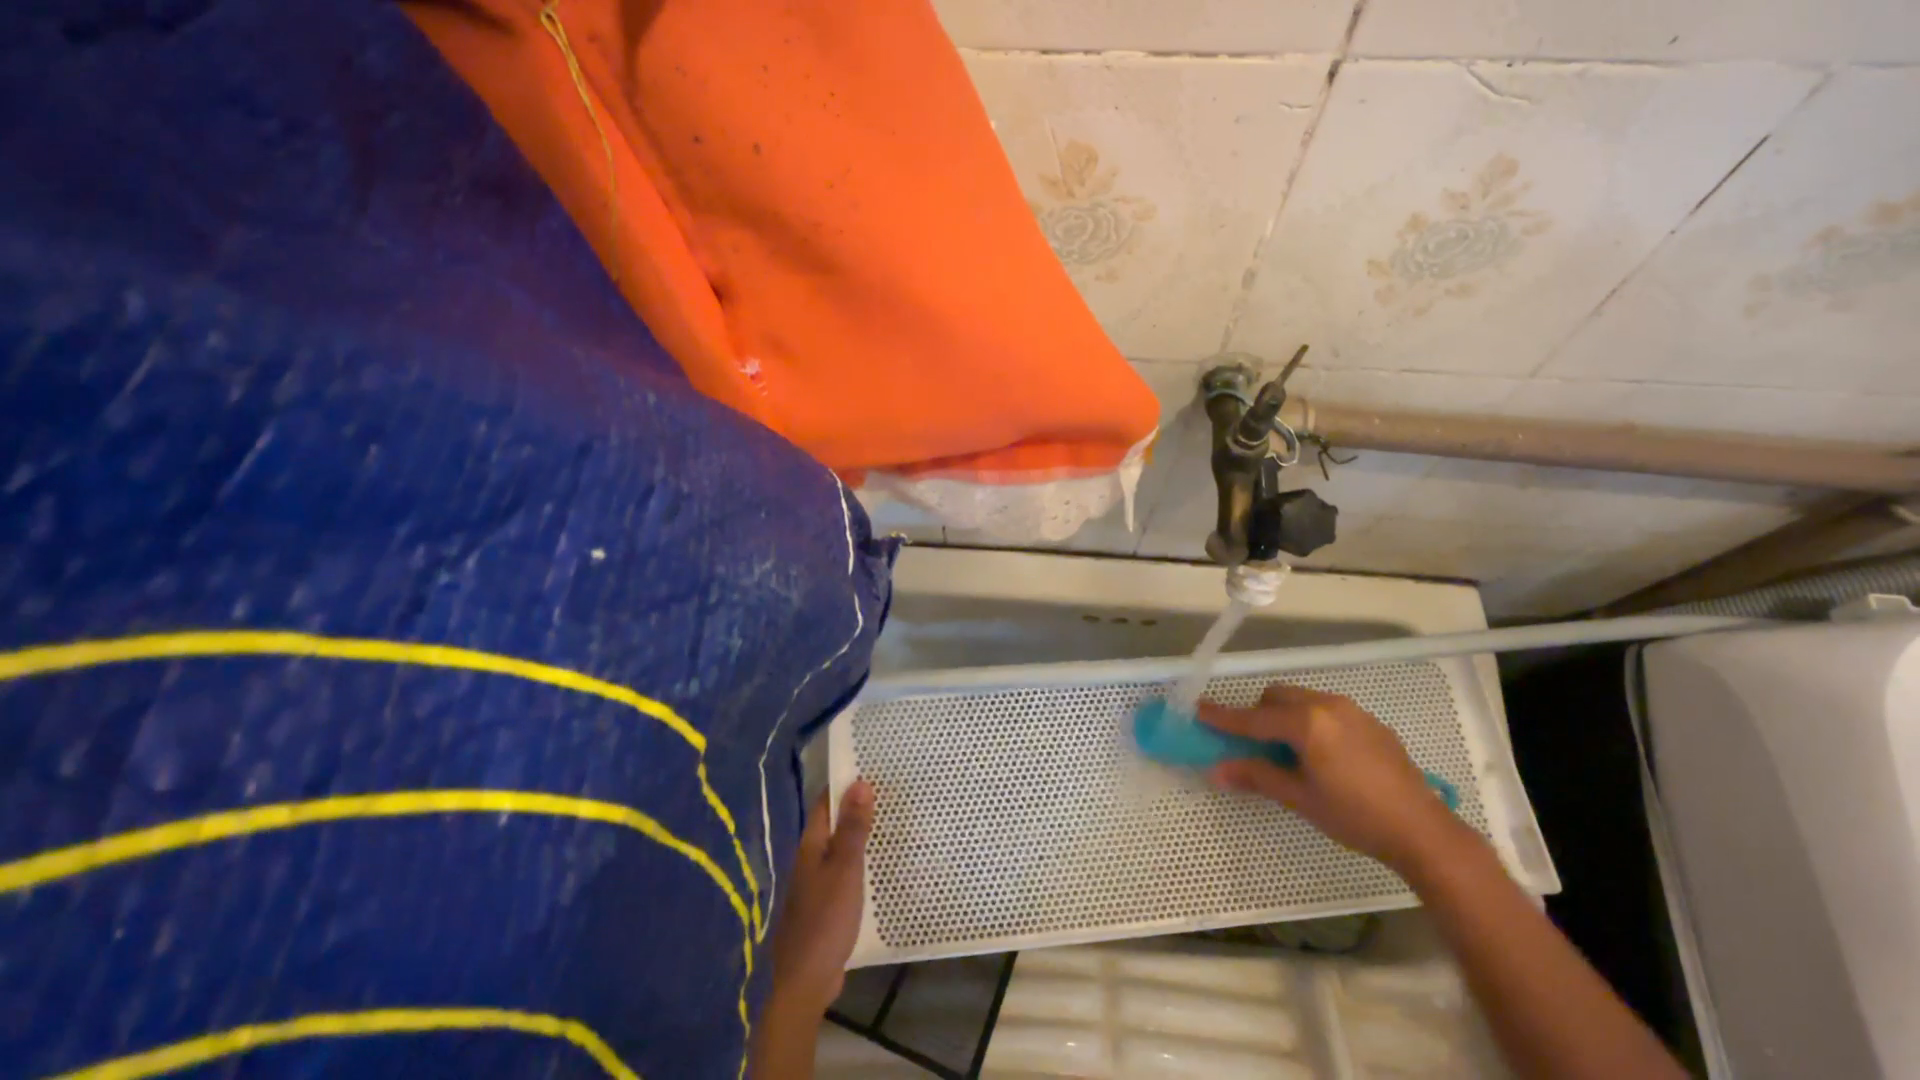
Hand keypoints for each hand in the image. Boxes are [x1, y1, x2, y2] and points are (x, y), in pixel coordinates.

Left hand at [766, 779, 874, 1014]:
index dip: (844, 783)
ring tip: (893, 823)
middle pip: (833, 825)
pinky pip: (845, 875)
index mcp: (810, 846)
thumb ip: (852, 829)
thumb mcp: (844, 871)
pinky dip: (861, 865)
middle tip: (892, 792)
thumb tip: (860, 782)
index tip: (872, 766)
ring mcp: (816, 885)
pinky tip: (880, 869)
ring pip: (840, 850)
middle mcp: (809, 860)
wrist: (804, 980)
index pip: (825, 803)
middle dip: (856, 808)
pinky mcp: (826, 907)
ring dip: (860, 837)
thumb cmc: (824, 920)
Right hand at [1198, 684, 1463, 871]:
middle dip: (1258, 714)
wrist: (1420, 829)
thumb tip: (1216, 770)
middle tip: (1251, 745)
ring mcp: (1354, 712)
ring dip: (1285, 716)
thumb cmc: (1353, 815)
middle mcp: (1328, 706)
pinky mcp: (1372, 724)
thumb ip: (1256, 776)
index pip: (1253, 718)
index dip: (1222, 717)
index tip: (1196, 710)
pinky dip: (1312, 722)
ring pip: (1305, 700)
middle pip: (1278, 697)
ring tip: (1287, 752)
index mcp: (1307, 722)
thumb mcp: (1299, 798)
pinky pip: (1329, 711)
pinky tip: (1321, 757)